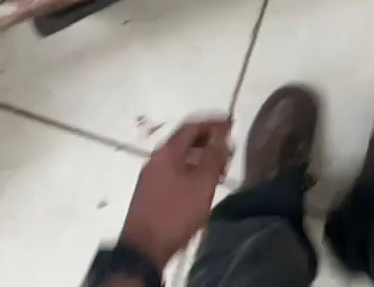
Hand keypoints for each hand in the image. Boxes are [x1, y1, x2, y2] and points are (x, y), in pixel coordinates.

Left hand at [118, 119, 233, 268]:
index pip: (192, 126)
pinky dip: (190, 171)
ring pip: (179, 157)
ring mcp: (150, 175)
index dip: (213, 123)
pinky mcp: (149, 192)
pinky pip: (173, 171)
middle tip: (227, 151)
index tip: (231, 124)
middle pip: (184, 140)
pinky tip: (199, 187)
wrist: (142, 250)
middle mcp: (156, 158)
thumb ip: (214, 156)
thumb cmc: (175, 213)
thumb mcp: (202, 184)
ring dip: (200, 158)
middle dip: (208, 141)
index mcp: (168, 151)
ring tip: (218, 171)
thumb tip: (221, 134)